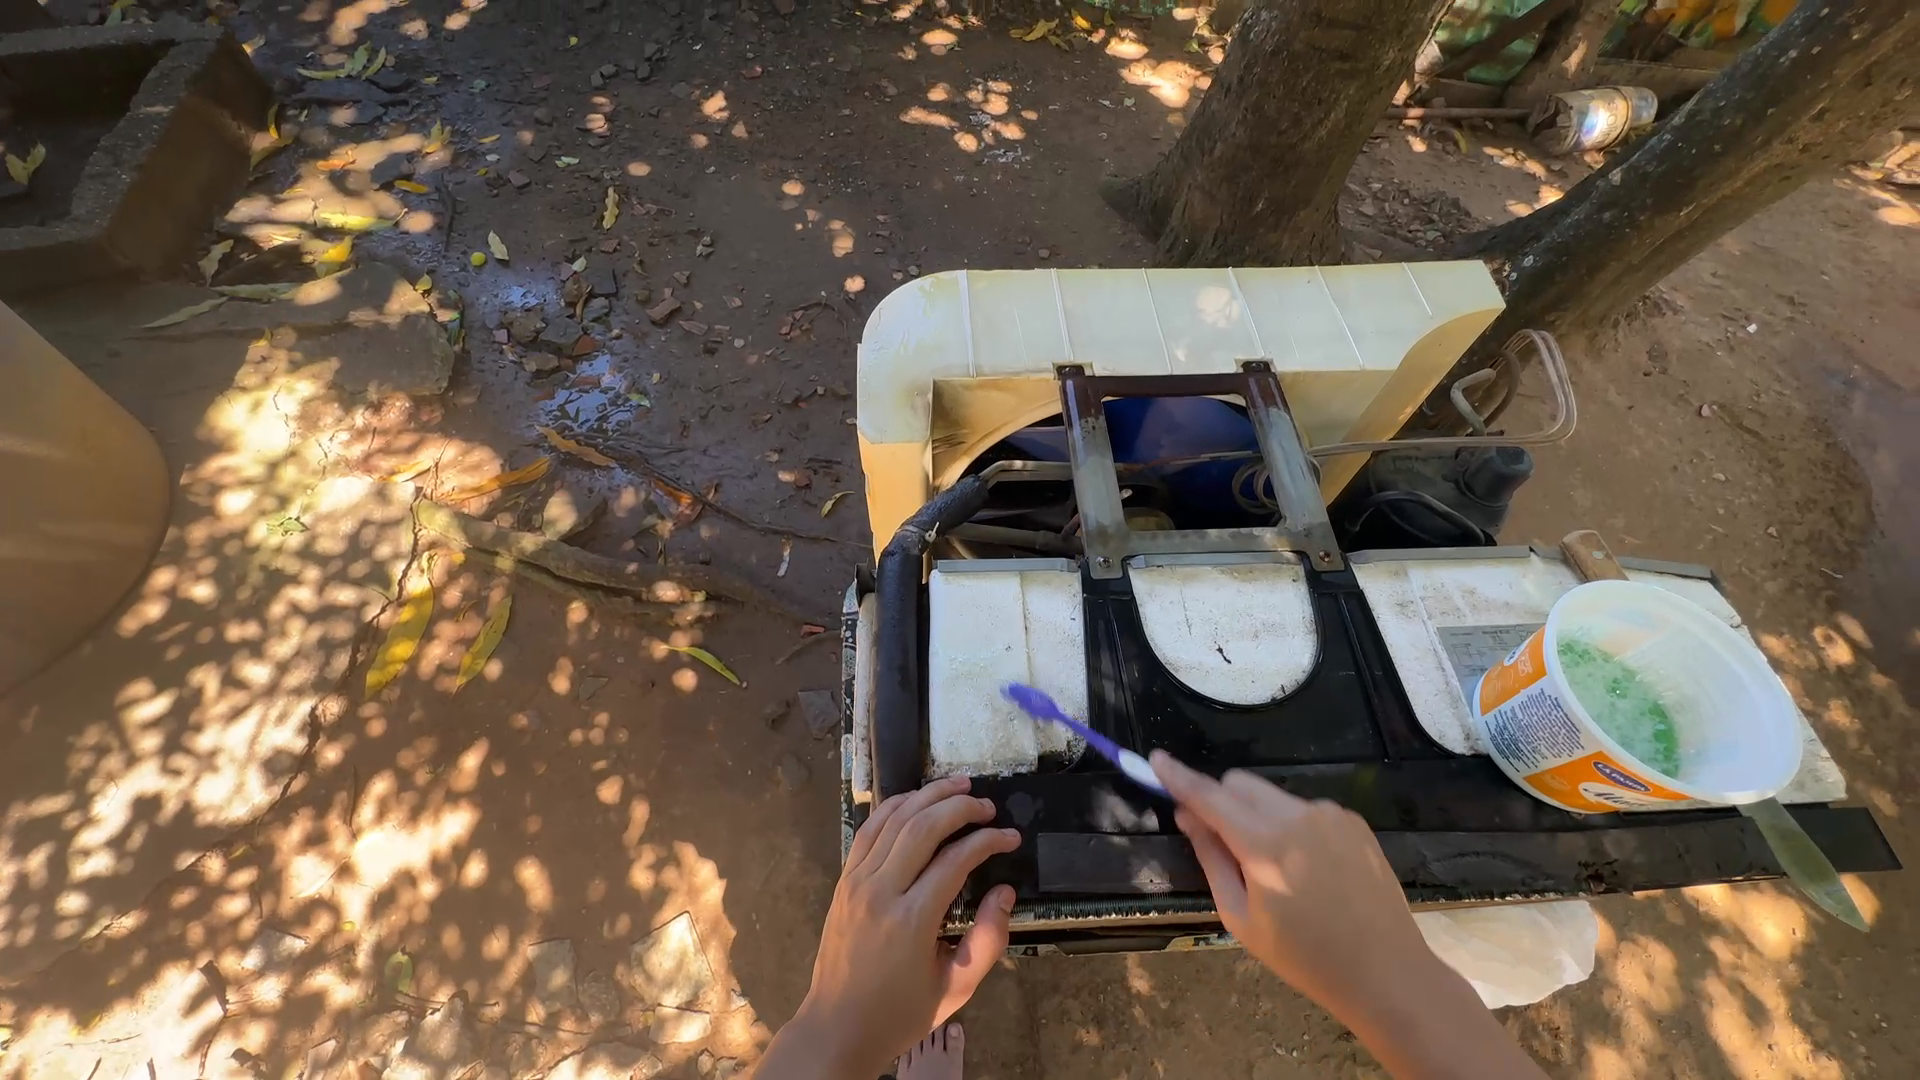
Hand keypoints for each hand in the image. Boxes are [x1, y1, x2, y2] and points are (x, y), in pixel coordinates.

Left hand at [772, 776, 1019, 1078]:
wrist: (836, 1027)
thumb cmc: (900, 1012)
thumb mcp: (955, 989)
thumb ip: (988, 941)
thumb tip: (1004, 891)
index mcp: (911, 921)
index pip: (955, 860)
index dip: (988, 841)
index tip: (1011, 836)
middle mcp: (881, 891)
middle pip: (923, 826)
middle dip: (961, 807)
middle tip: (988, 806)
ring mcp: (857, 880)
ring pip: (895, 818)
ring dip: (929, 795)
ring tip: (960, 786)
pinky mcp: (844, 878)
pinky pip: (870, 828)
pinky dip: (895, 805)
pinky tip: (917, 798)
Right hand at [1152, 752, 1550, 1079]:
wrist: (1388, 975)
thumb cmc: (1305, 956)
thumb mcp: (1240, 917)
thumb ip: (1210, 857)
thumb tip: (1186, 814)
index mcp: (1265, 845)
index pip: (1209, 796)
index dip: (1178, 776)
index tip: (1155, 758)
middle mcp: (1297, 816)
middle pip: (1238, 783)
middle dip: (1220, 801)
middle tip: (1222, 840)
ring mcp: (1329, 814)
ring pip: (1270, 795)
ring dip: (1256, 815)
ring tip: (1276, 867)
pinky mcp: (1351, 820)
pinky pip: (1302, 807)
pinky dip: (1289, 824)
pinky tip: (1309, 867)